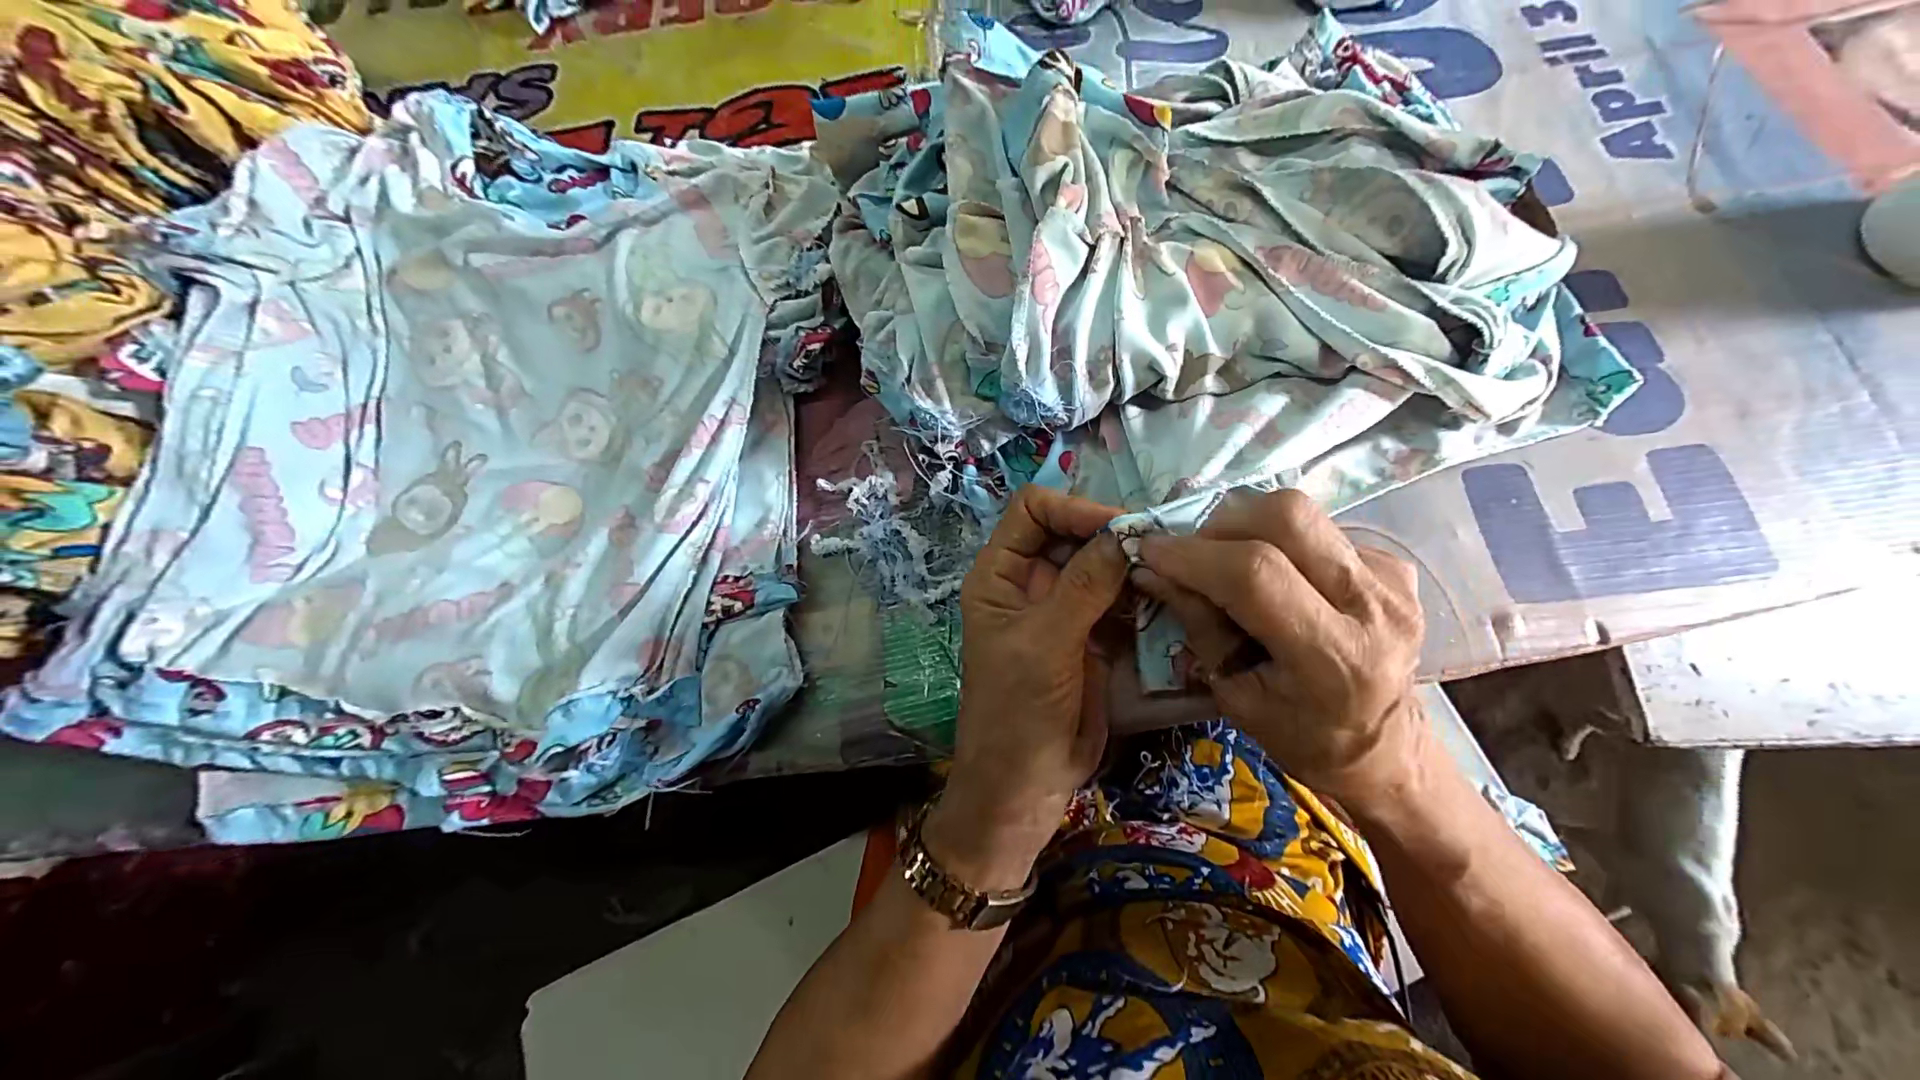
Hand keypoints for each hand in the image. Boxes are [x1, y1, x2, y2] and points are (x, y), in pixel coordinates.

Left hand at [928, 486, 1127, 889]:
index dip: (1073, 509)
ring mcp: (1062, 609)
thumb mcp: (1046, 644)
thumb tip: (1125, 532)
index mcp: (1000, 575)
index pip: (1032, 511)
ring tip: (1172, 570)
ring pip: (1100, 566)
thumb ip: (1084, 586)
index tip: (1120, 528)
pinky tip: (1167, 597)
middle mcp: (1029, 583)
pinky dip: (1140, 596)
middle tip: (1162, 546)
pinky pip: (1118, 600)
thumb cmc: (1017, 712)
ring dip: (1132, 566)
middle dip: (1112, 536)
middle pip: (1072, 534)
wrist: (1025, 786)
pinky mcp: (1091, 636)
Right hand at [1130, 489, 1427, 810]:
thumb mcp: (1234, 694)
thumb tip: (1149, 569)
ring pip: (1301, 513)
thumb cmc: (1300, 734)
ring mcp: (1391, 580)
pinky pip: (1318, 529)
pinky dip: (1278, 542)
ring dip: (1246, 526)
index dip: (1192, 555)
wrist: (1383, 747)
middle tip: (1193, 553)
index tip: (1149, 551)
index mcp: (1332, 656)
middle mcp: (1372, 606)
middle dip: (1220, 524)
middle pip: (1286, 518)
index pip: (1254, 575)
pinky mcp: (1394, 565)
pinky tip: (1277, 577)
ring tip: (1227, 561)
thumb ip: (1197, 625)